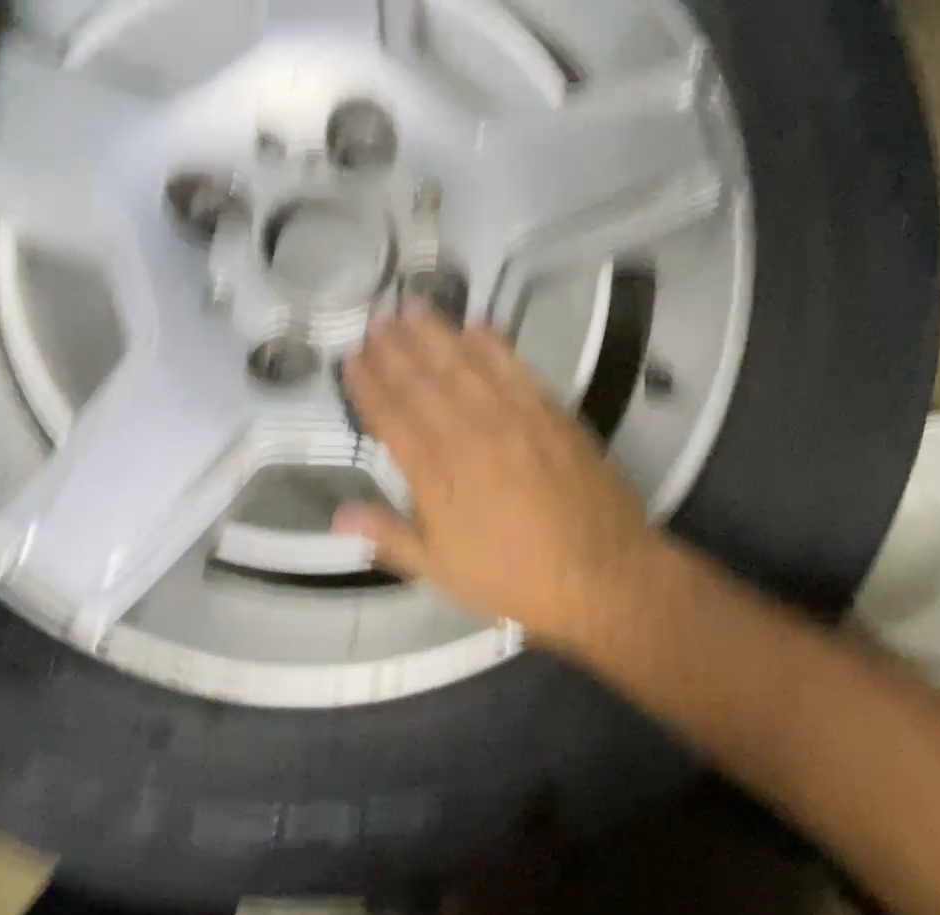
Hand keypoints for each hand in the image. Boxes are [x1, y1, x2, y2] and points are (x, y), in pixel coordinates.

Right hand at [336, 309, 663, 645]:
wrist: (601, 574)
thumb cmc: (515, 580)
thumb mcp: (442, 571)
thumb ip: (390, 536)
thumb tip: (338, 515)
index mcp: (436, 472)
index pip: (391, 416)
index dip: (368, 385)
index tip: (351, 359)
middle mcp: (471, 432)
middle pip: (424, 380)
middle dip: (395, 348)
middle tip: (375, 321)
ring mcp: (515, 418)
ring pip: (466, 364)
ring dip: (437, 334)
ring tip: (413, 309)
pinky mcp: (553, 414)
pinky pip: (516, 368)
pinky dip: (494, 345)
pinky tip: (477, 327)